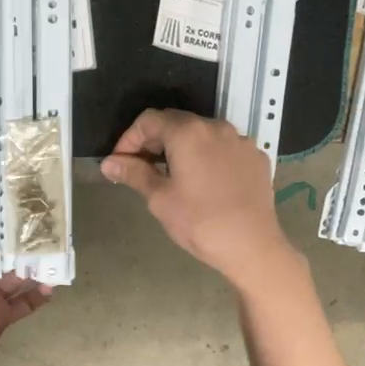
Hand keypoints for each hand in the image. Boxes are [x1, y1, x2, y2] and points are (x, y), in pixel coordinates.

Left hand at [0, 194, 51, 365]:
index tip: (18, 198)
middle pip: (2, 254)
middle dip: (22, 241)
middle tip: (49, 223)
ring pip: (17, 277)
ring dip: (34, 266)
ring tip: (58, 251)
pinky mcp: (0, 319)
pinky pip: (23, 305)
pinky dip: (37, 296)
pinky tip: (53, 286)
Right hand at [101, 108, 291, 282]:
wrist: (251, 245)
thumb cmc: (198, 222)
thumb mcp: (159, 199)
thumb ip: (134, 173)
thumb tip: (108, 163)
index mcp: (187, 133)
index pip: (149, 120)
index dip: (128, 139)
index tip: (120, 163)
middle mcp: (216, 127)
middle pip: (176, 122)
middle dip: (154, 141)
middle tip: (141, 169)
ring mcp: (240, 141)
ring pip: (202, 134)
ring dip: (181, 148)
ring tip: (172, 176)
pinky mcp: (255, 157)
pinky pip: (223, 148)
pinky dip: (206, 157)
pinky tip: (203, 183)